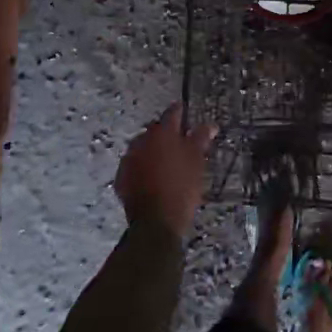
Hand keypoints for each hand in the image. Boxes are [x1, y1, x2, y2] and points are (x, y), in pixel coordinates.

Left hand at [114, 104, 216, 237]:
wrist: (156, 222)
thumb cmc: (182, 187)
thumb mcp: (197, 162)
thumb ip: (200, 139)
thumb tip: (209, 125)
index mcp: (162, 134)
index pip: (172, 114)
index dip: (180, 111)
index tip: (184, 109)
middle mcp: (142, 141)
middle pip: (155, 130)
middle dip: (165, 132)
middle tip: (179, 140)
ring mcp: (129, 160)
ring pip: (142, 147)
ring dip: (152, 149)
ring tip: (165, 160)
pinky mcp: (121, 178)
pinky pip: (134, 165)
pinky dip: (142, 166)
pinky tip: (152, 176)